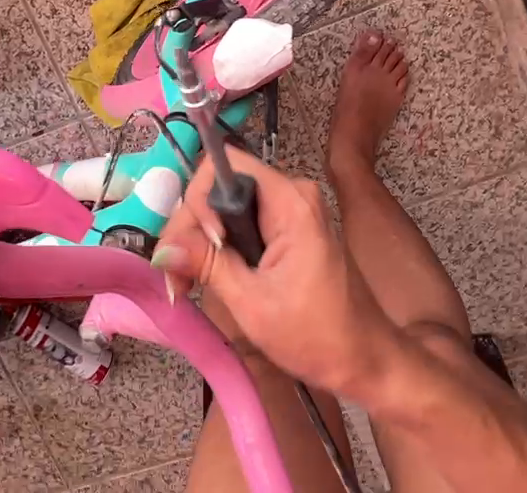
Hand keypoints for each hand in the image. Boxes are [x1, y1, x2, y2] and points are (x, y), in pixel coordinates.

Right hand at [150, 147, 402, 399]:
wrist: (364, 360)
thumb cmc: (316, 336)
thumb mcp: (252, 303)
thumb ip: (206, 264)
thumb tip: (162, 249)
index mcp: (289, 201)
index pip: (224, 166)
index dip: (199, 201)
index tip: (193, 248)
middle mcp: (290, 192)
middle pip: (220, 187)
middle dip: (192, 229)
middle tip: (175, 276)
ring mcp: (290, 207)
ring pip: (225, 206)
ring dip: (200, 242)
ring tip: (184, 284)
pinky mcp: (287, 226)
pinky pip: (240, 221)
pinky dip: (219, 247)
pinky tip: (204, 277)